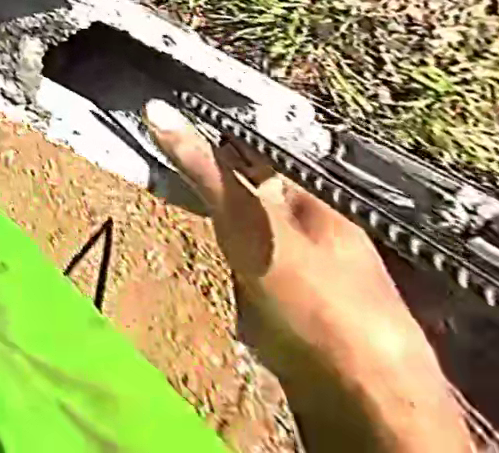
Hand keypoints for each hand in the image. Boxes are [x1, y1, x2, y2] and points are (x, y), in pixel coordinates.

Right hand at [143, 101, 470, 452]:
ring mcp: (287, 255)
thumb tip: (157, 110)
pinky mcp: (272, 288)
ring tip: (146, 188)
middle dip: (189, 168)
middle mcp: (301, 217)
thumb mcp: (247, 217)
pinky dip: (198, 242)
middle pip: (233, 178)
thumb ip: (201, 165)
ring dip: (189, 207)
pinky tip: (175, 238)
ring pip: (225, 215)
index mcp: (307, 190)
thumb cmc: (318, 294)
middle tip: (140, 151)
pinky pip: (224, 250)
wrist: (358, 389)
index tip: (153, 117)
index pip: (245, 142)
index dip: (200, 127)